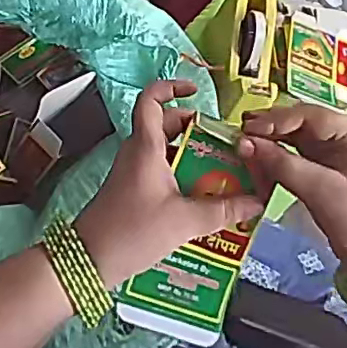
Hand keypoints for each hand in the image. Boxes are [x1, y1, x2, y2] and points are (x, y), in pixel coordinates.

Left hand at [74, 79, 265, 285]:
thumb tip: (257, 202)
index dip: (172, 86)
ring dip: (190, 151)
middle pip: (165, 123)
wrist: (89, 260)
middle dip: (194, 127)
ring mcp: (132, 169)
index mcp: (146, 146)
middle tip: (222, 140)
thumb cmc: (133, 231)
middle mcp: (137, 151)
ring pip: (163, 146)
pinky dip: (180, 170)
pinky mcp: (132, 188)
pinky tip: (200, 192)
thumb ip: (223, 210)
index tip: (195, 91)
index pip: (151, 99)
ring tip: (219, 166)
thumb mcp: (184, 221)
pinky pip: (159, 167)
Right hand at [237, 105, 346, 282]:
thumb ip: (282, 163)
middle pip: (299, 123)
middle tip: (241, 134)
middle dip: (270, 129)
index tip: (248, 127)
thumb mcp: (321, 190)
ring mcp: (332, 154)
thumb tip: (246, 143)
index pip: (309, 115)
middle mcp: (343, 137)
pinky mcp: (323, 171)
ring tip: (244, 146)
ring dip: (270, 143)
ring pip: (293, 139)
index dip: (276, 119)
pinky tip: (258, 161)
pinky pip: (293, 156)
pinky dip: (275, 159)